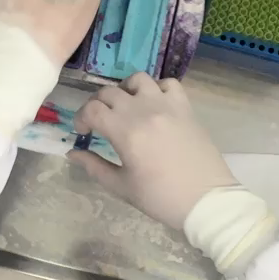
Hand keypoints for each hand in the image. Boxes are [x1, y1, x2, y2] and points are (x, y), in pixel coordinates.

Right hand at [69, 72, 236, 229]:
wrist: (205, 200)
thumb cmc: (160, 197)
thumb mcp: (121, 187)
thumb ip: (93, 166)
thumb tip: (72, 153)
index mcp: (125, 132)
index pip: (92, 110)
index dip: (81, 118)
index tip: (84, 133)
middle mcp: (144, 110)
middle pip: (109, 92)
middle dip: (97, 105)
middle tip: (99, 123)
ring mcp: (167, 105)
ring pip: (138, 79)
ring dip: (125, 90)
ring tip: (125, 107)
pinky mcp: (186, 107)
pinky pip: (168, 84)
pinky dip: (156, 89)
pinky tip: (154, 105)